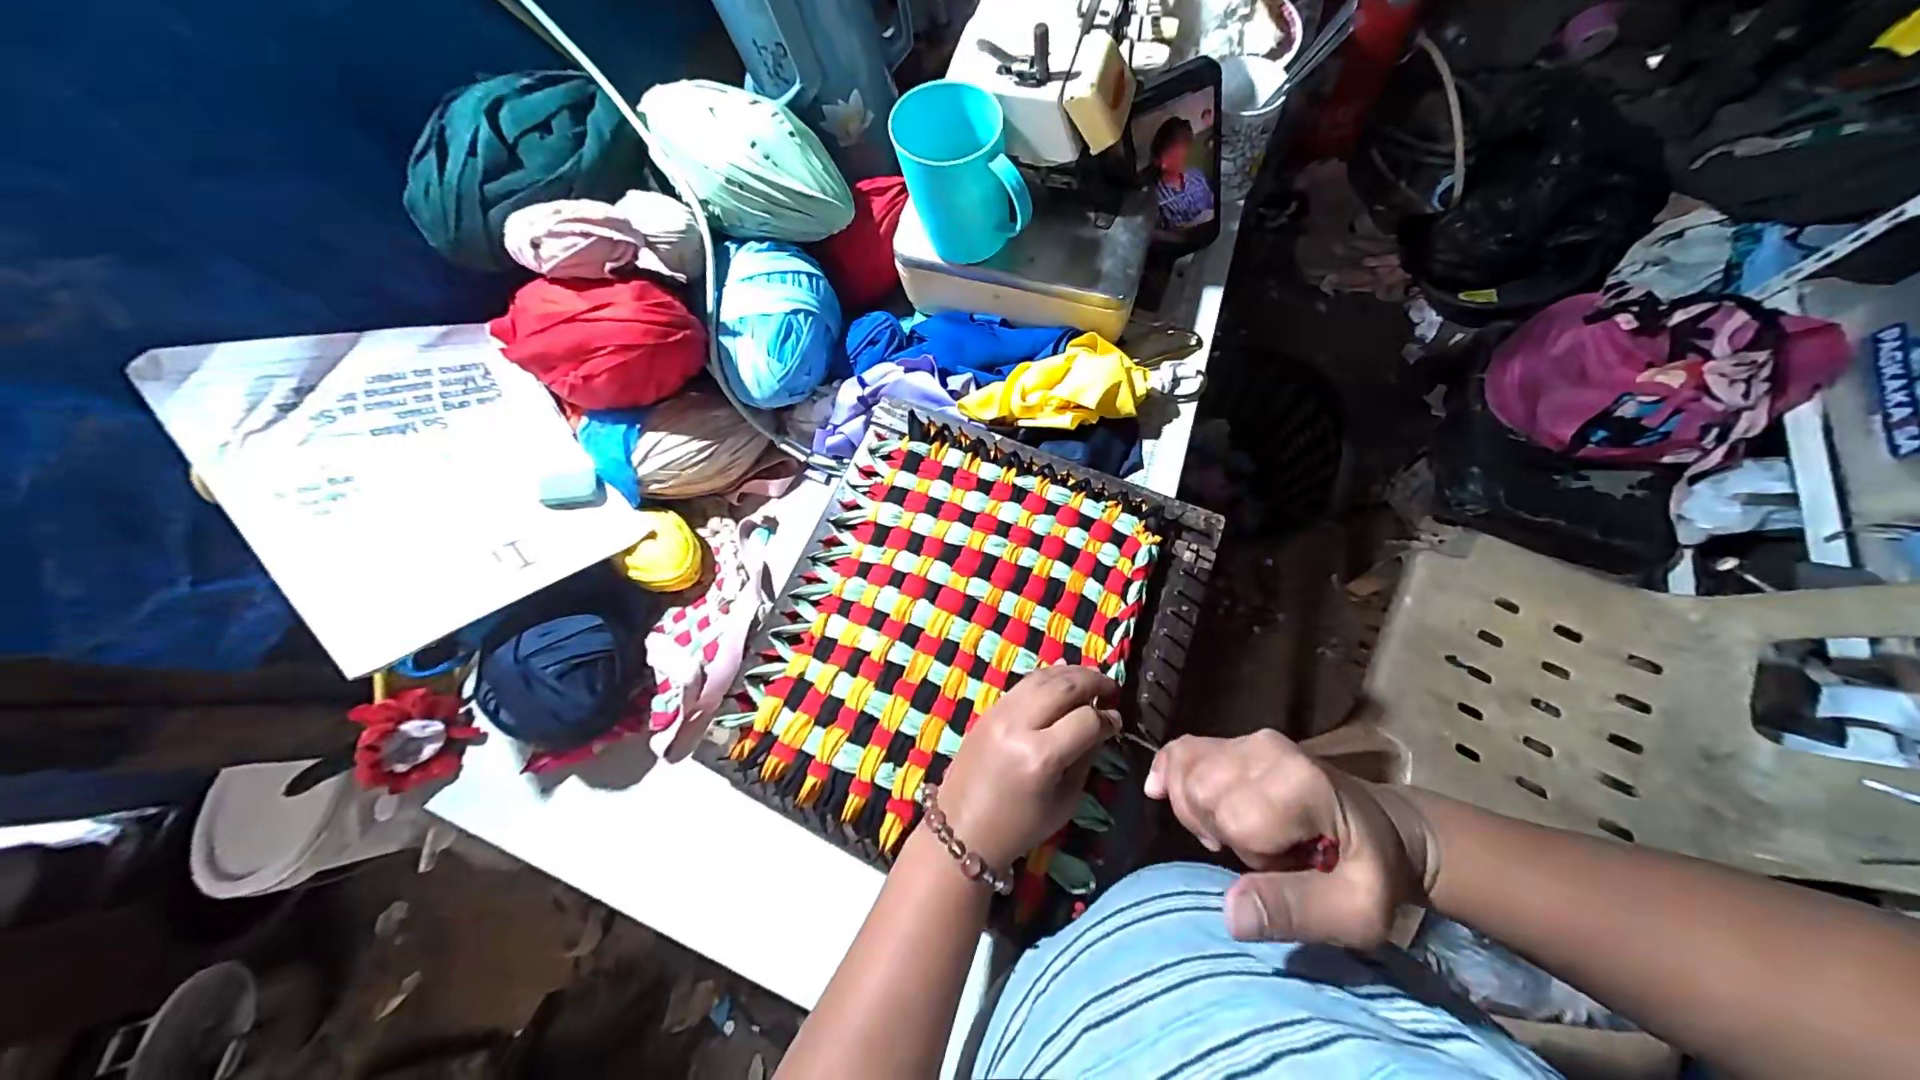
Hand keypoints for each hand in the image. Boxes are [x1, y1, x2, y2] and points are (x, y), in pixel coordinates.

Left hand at [935, 665, 1119, 869]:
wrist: (961, 830)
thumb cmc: (1018, 827)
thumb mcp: (1065, 800)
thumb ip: (1086, 757)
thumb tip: (1103, 724)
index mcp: (1039, 756)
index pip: (1085, 719)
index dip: (1107, 719)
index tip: (1117, 721)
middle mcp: (1017, 726)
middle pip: (1064, 687)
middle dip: (1093, 682)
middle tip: (1111, 688)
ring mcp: (998, 714)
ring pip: (1041, 677)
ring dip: (1070, 673)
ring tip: (1090, 679)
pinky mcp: (987, 711)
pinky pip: (1022, 684)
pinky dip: (1046, 678)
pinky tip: (1062, 679)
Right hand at [1145, 730, 1436, 948]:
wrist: (1384, 827)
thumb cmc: (1371, 873)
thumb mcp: (1354, 913)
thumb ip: (1293, 911)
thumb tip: (1229, 915)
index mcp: (1300, 783)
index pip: (1236, 819)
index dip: (1251, 855)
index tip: (1286, 867)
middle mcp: (1266, 748)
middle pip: (1200, 790)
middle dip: (1216, 830)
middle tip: (1257, 853)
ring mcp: (1247, 739)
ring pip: (1184, 772)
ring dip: (1194, 810)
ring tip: (1231, 831)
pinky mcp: (1232, 740)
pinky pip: (1181, 751)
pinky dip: (1168, 773)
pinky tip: (1160, 791)